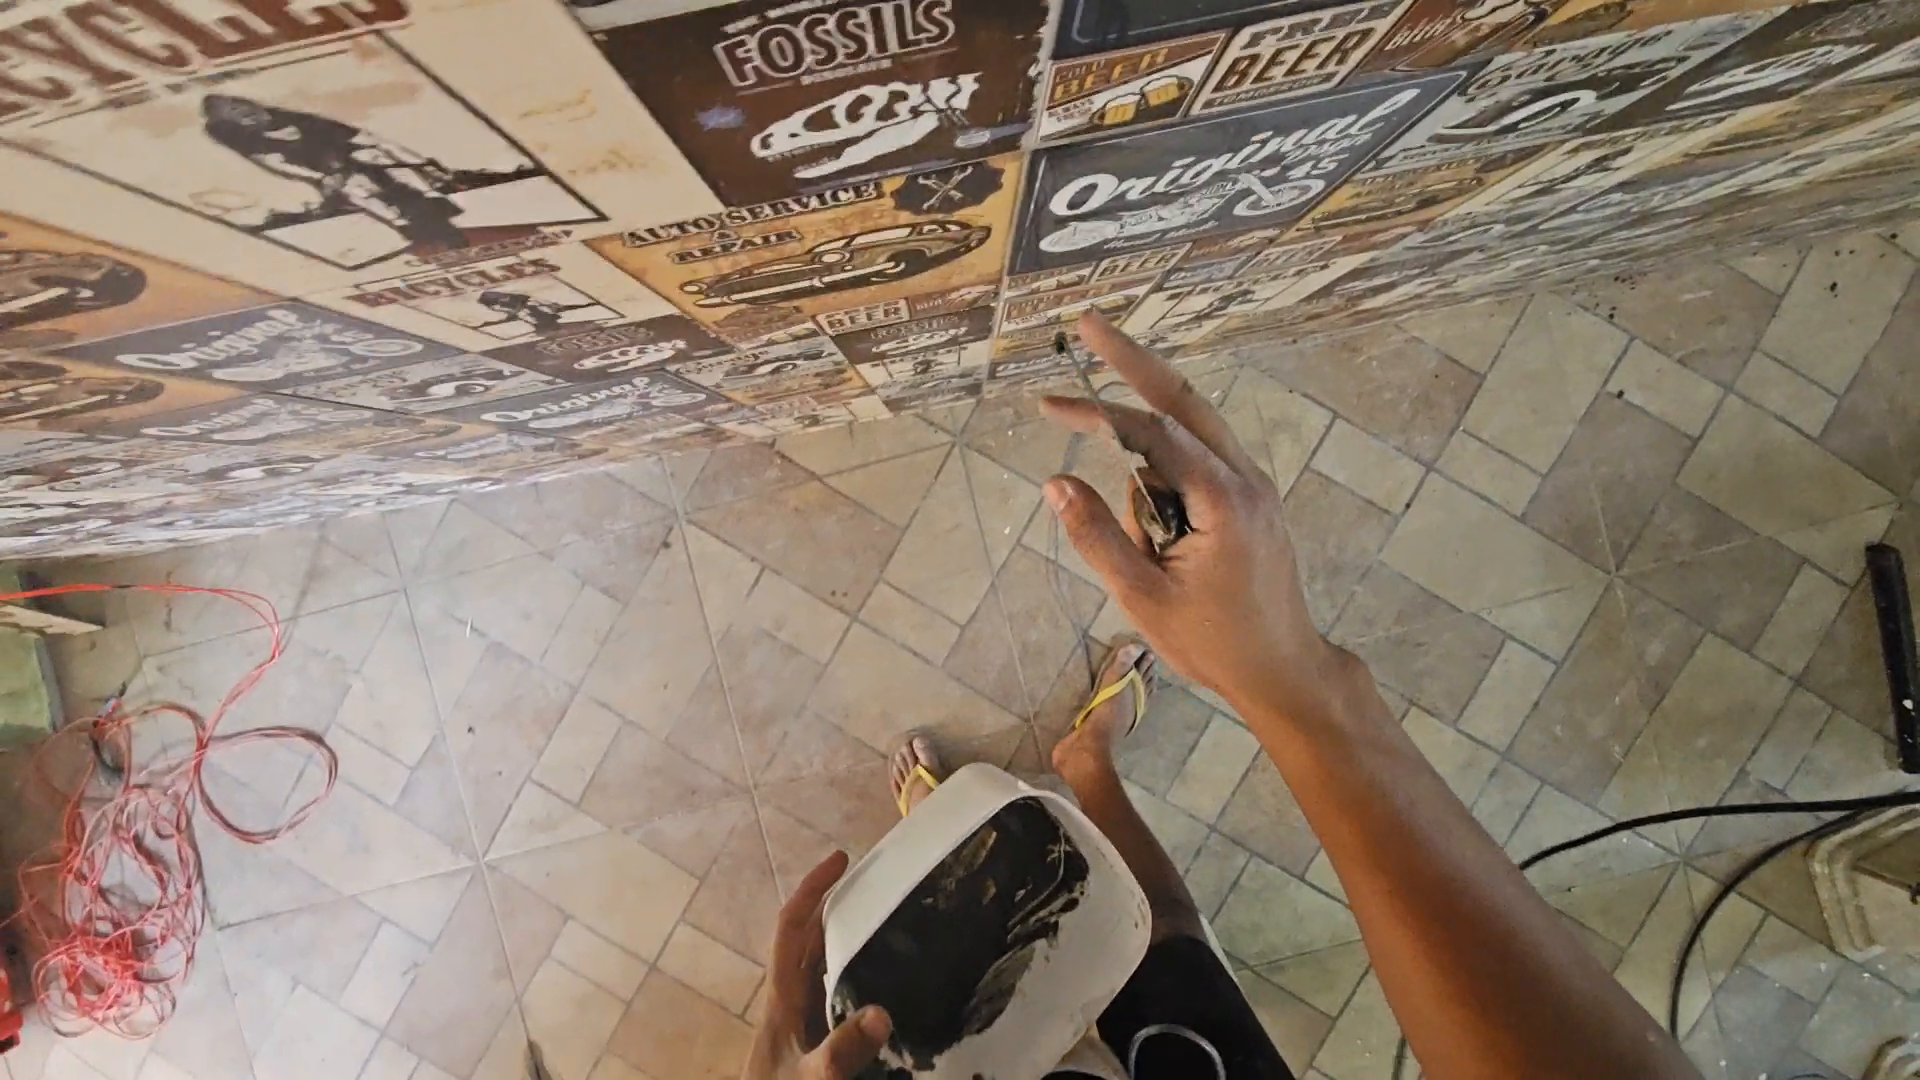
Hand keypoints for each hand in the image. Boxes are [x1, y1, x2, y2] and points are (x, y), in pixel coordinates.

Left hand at [744, 851, 892, 1078]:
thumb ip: (840, 1053)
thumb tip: (884, 1013)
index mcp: (782, 996)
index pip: (792, 927)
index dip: (812, 888)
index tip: (841, 859)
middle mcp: (790, 1000)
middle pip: (809, 938)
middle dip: (835, 903)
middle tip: (876, 883)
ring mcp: (802, 1021)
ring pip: (823, 963)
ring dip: (847, 935)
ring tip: (887, 920)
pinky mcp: (814, 1041)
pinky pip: (836, 991)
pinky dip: (857, 972)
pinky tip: (885, 981)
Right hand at [1041, 311, 1347, 719]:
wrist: (1285, 671)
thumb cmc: (1212, 643)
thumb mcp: (1142, 598)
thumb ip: (1096, 536)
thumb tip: (1056, 481)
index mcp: (1223, 499)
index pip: (1149, 434)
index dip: (1095, 414)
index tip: (1046, 406)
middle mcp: (1244, 476)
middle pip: (1182, 399)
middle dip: (1133, 359)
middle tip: (1089, 322)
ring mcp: (1252, 484)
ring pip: (1190, 434)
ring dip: (1147, 457)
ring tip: (1155, 557)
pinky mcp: (1249, 498)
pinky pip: (1197, 464)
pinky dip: (1165, 473)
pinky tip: (1162, 536)